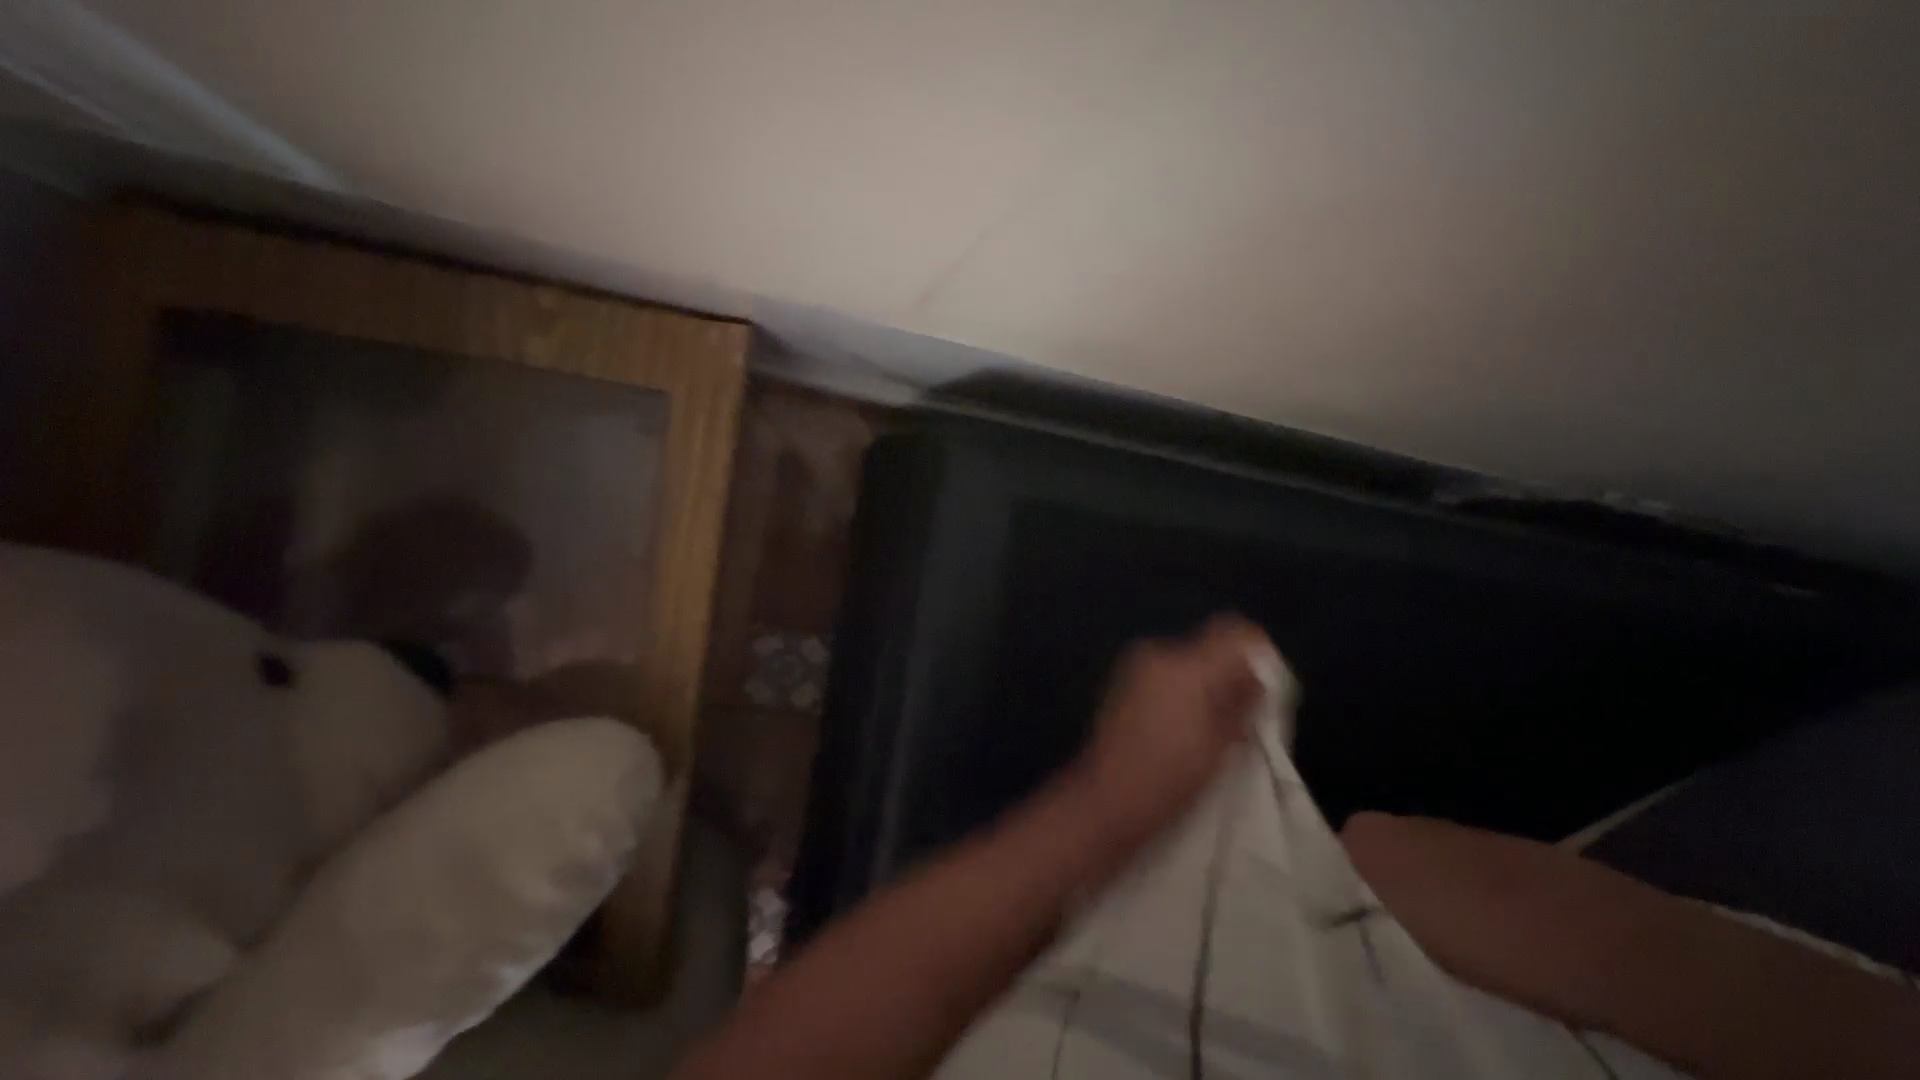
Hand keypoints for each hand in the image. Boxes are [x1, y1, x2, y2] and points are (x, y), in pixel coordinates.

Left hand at [1070, 615, 1278, 841]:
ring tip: (1217, 728)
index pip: (1235, 633)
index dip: (1258, 654)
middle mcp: (1157, 653)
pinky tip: (1186, 729)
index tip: (1269, 688)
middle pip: (1210, 648)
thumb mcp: (1219, 744)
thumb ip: (1243, 702)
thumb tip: (1258, 678)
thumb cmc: (1168, 776)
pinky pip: (1165, 677)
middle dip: (1231, 675)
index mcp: (1185, 664)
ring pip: (1187, 664)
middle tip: (1246, 715)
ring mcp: (1135, 668)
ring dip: (1206, 686)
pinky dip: (1182, 694)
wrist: (1104, 801)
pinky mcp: (1121, 686)